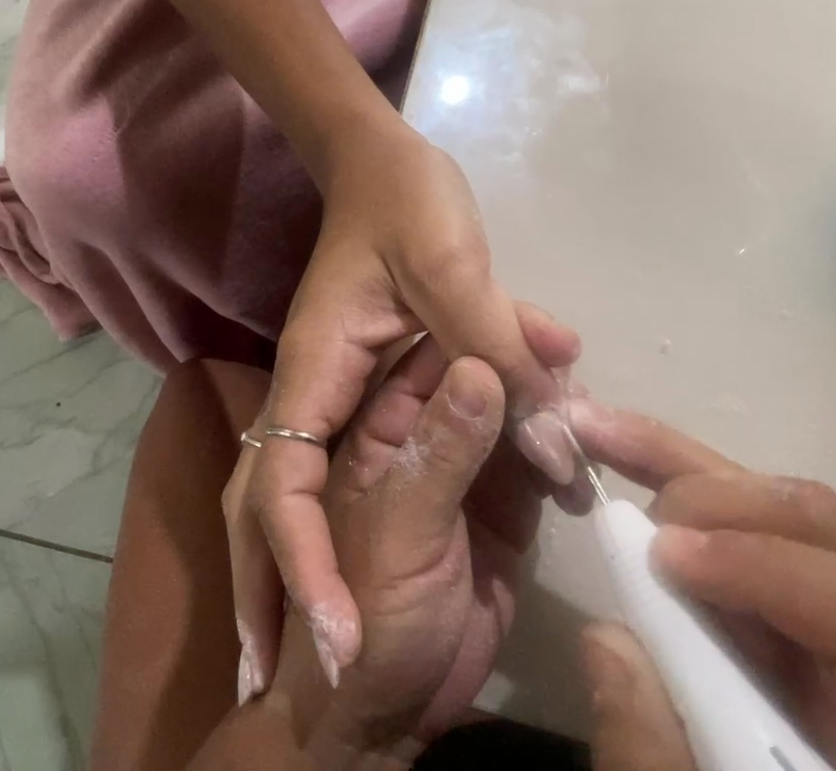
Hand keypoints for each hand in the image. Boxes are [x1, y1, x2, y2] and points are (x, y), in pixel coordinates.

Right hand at [227, 124, 569, 699]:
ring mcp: (348, 392)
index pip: (279, 484)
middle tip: (299, 676)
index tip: (335, 637)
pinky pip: (396, 442)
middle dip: (279, 590)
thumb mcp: (453, 271)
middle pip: (278, 503)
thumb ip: (500, 357)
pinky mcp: (383, 381)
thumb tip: (557, 450)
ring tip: (345, 639)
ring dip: (327, 556)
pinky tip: (457, 512)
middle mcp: (320, 395)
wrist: (384, 160)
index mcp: (316, 374)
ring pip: (334, 482)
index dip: (295, 567)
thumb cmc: (405, 201)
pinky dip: (421, 485)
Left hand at [268, 339, 557, 767]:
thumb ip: (440, 452)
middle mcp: (423, 439)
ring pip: (513, 423)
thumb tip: (479, 367)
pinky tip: (585, 466)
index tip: (535, 329)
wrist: (391, 711)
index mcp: (379, 430)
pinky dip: (563, 464)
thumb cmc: (373, 612)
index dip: (477, 339)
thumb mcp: (402, 528)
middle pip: (479, 385)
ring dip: (549, 416)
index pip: (429, 364)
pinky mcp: (504, 512)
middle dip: (524, 374)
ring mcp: (467, 475)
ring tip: (588, 414)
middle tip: (571, 363)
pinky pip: (537, 470)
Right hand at [570, 406, 835, 770]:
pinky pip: (735, 510)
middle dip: (719, 506)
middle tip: (631, 527)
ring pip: (774, 500)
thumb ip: (657, 751)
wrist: (785, 769)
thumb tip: (607, 638)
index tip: (664, 558)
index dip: (767, 569)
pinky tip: (612, 441)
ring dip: (680, 464)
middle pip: (822, 529)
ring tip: (595, 433)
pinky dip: (670, 472)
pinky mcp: (787, 574)